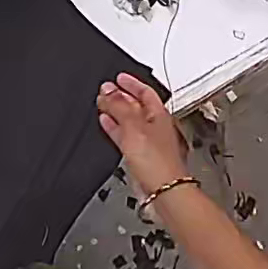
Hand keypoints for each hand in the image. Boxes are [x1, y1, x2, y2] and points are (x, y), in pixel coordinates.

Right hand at [95, 72, 187, 194]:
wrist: (164, 191)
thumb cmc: (159, 162)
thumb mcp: (134, 126)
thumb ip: (120, 106)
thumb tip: (108, 90)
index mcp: (160, 114)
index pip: (145, 92)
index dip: (132, 83)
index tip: (119, 77)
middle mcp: (156, 126)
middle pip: (137, 105)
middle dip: (121, 96)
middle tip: (106, 89)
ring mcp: (148, 141)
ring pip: (130, 120)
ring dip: (116, 111)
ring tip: (103, 103)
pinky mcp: (140, 155)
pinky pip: (125, 135)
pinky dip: (115, 127)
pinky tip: (107, 124)